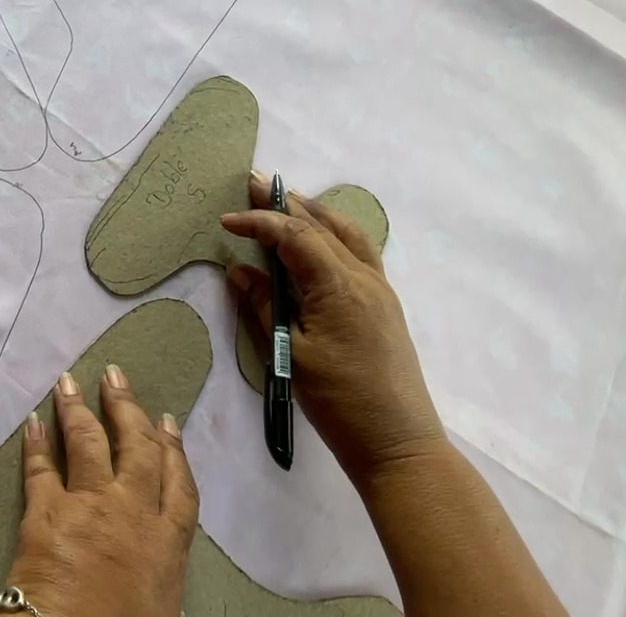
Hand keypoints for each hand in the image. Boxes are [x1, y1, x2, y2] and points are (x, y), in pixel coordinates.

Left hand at [6, 366, 198, 616]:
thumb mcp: (160, 603)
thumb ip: (158, 563)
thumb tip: (152, 550)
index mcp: (166, 542)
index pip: (177, 484)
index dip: (173, 448)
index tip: (167, 419)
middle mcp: (131, 512)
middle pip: (134, 448)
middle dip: (126, 407)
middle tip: (114, 375)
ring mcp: (88, 506)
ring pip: (87, 443)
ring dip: (77, 409)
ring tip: (68, 382)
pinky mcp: (46, 512)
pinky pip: (41, 467)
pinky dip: (36, 442)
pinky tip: (33, 422)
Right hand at [220, 171, 447, 483]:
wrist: (398, 444)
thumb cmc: (338, 401)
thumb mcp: (289, 354)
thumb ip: (263, 306)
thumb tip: (239, 270)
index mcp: (338, 287)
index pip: (294, 236)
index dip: (259, 222)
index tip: (226, 221)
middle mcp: (363, 278)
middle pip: (321, 225)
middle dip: (285, 203)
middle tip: (255, 181)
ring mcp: (379, 289)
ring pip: (346, 233)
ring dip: (314, 210)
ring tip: (287, 196)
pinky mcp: (384, 304)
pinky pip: (360, 250)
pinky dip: (335, 231)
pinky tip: (322, 234)